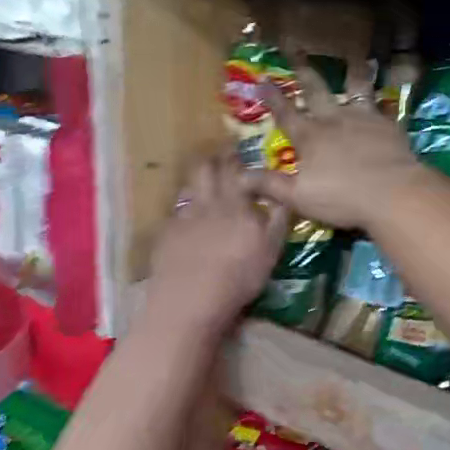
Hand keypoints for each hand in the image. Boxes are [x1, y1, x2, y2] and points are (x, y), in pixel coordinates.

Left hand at [142, 154, 288, 337]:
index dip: (236, 156)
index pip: (235, 169)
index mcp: (235, 203)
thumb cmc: (238, 277)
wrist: (190, 301)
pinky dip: (185, 211)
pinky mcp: (164, 236)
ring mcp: (182, 218)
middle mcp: (207, 203)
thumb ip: (278, 220)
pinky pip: (176, 213)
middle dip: (212, 160)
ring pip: (188, 188)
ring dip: (197, 182)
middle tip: (220, 157)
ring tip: (205, 185)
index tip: (240, 148)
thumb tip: (285, 196)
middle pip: (204, 170)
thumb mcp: (271, 250)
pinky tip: (189, 223)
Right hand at [245, 66, 429, 231]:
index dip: (273, 97)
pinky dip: (381, 100)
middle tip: (296, 49)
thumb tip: (238, 177)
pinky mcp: (389, 126)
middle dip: (304, 71)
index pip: (286, 113)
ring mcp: (364, 119)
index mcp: (310, 137)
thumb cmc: (343, 197)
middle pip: (316, 91)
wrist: (393, 192)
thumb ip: (270, 185)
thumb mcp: (299, 197)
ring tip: (354, 57)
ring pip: (356, 89)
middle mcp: (335, 120)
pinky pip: (383, 107)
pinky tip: (385, 97)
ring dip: (353, 73)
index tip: (263, 79)